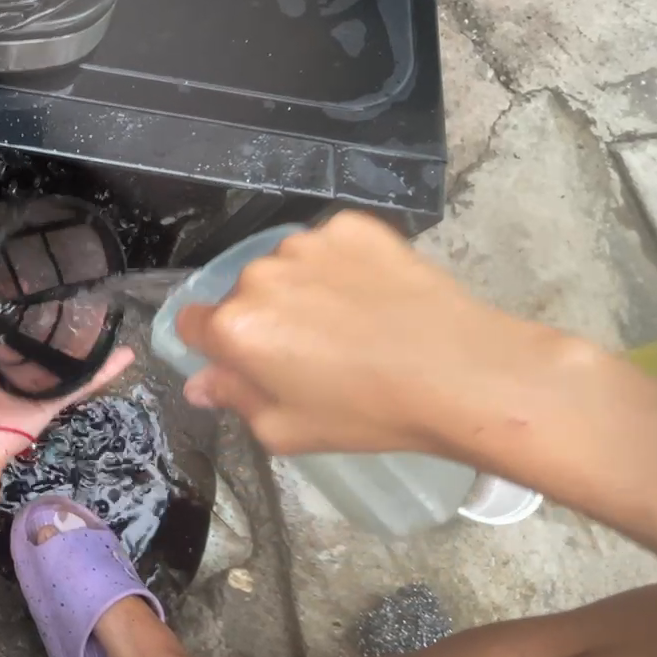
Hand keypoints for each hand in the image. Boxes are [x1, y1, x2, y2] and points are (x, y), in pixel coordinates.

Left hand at [0, 269, 134, 470]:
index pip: (8, 321)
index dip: (19, 300)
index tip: (35, 274)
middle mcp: (14, 364)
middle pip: (41, 338)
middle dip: (58, 318)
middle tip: (77, 288)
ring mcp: (36, 383)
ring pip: (67, 359)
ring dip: (88, 342)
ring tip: (108, 315)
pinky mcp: (53, 399)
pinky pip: (83, 384)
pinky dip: (105, 372)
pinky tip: (126, 354)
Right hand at [174, 212, 597, 467]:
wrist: (465, 373)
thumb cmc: (368, 411)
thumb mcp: (285, 430)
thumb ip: (233, 400)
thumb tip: (201, 384)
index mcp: (234, 327)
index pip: (191, 323)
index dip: (213, 344)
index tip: (246, 359)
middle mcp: (258, 276)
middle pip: (240, 295)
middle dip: (262, 318)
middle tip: (308, 349)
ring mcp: (304, 244)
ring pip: (282, 268)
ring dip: (298, 289)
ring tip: (347, 320)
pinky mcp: (350, 226)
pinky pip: (326, 244)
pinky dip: (338, 265)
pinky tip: (370, 294)